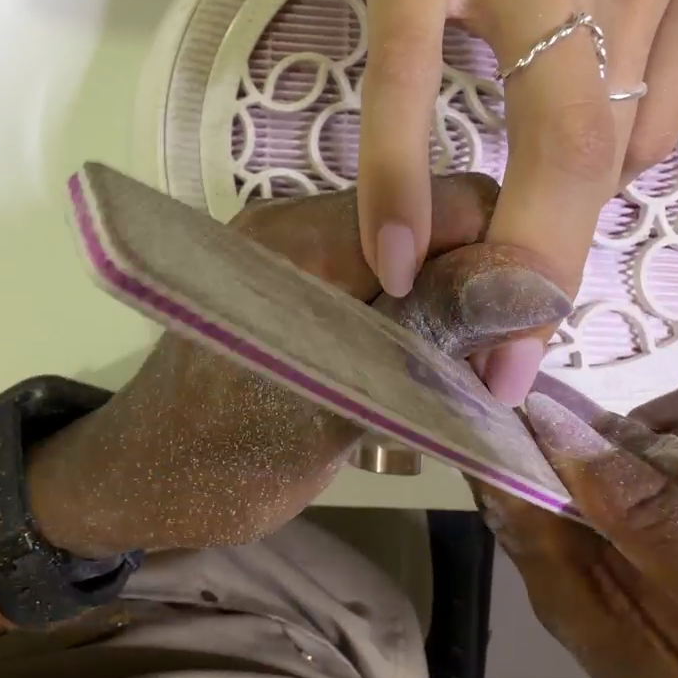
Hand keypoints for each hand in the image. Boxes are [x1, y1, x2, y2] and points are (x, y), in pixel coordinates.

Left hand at [26, 174, 568, 556]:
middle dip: (475, 282)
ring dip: (438, 296)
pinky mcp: (275, 263)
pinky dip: (399, 300)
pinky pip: (364, 259)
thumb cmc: (229, 463)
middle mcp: (289, 219)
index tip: (508, 349)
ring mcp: (278, 238)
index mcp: (304, 244)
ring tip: (441, 371)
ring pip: (401, 239)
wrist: (142, 474)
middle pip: (427, 214)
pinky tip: (400, 356)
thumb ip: (430, 335)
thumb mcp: (340, 410)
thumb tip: (534, 282)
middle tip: (480, 369)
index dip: (505, 262)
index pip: (450, 202)